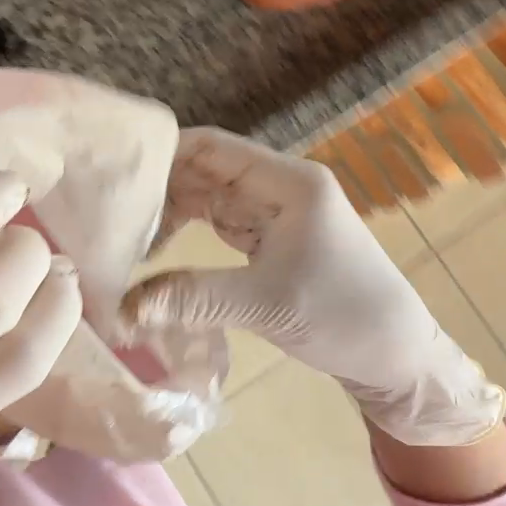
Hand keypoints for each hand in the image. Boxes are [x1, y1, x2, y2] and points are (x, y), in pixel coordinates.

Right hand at [123, 127, 504, 445]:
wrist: (396, 358)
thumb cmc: (344, 318)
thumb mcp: (265, 304)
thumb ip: (192, 297)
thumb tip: (122, 308)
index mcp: (289, 183)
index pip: (213, 148)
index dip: (163, 154)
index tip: (118, 175)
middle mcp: (278, 187)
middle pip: (204, 168)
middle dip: (158, 185)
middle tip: (109, 209)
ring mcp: (272, 212)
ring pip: (205, 195)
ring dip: (167, 210)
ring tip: (123, 231)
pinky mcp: (267, 238)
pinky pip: (214, 221)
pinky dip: (183, 230)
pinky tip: (154, 248)